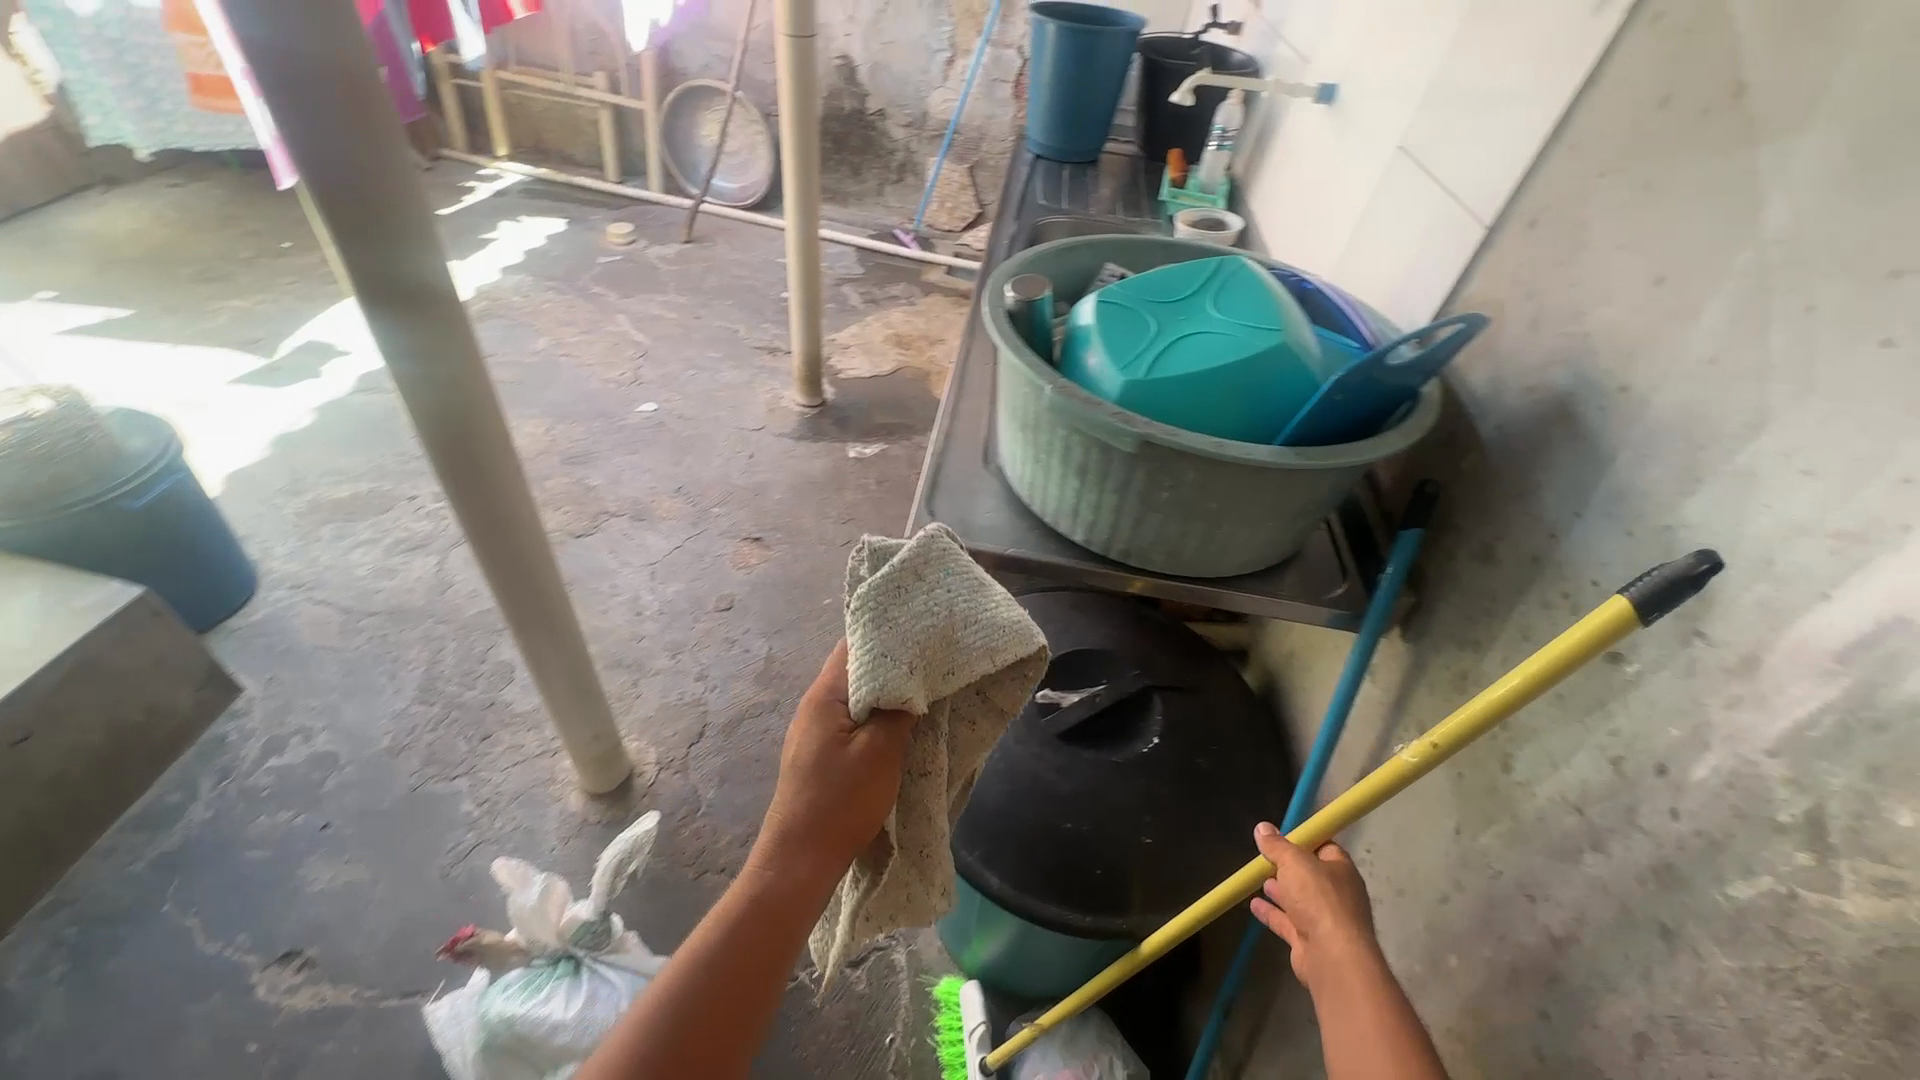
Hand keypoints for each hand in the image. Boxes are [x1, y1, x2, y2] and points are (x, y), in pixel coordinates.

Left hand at [752, 641, 918, 886]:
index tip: (923, 632)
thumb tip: (914, 681)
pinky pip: (854, 720)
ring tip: (924, 690)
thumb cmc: (841, 801)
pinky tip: (901, 725)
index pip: (853, 645)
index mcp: (824, 695)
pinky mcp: (822, 753)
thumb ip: (898, 710)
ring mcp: (816, 731)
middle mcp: (815, 705)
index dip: (887, 634)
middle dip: (893, 665)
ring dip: (887, 694)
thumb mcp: (880, 752)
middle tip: (932, 662)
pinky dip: (877, 716)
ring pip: (857, 697)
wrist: (801, 859)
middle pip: (856, 669)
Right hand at [1249, 823, 1380, 989]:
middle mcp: (1336, 894)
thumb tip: (1263, 828)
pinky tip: (1253, 905)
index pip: (1324, 847)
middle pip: (1309, 875)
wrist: (1333, 957)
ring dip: (1280, 890)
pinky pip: (1286, 922)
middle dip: (1288, 867)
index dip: (1303, 840)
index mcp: (1341, 870)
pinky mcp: (1309, 942)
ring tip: (1259, 879)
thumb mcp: (1294, 862)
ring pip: (1298, 900)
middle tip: (1265, 857)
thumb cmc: (1319, 900)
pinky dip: (1271, 913)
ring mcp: (1324, 920)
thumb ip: (1277, 845)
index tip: (1279, 836)